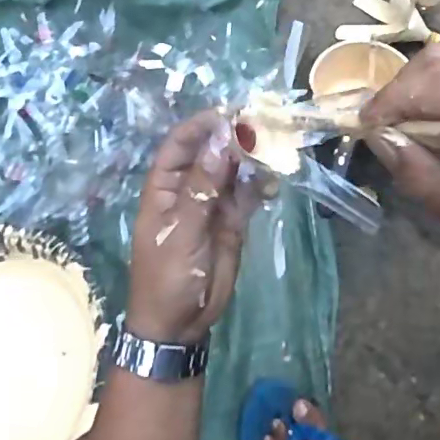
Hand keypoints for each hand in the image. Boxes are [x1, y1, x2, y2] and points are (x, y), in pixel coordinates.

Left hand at [127, 111, 255, 343]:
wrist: (179, 324)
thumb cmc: (166, 277)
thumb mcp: (181, 231)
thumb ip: (202, 187)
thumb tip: (219, 139)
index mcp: (165, 185)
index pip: (181, 143)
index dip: (201, 126)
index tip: (228, 114)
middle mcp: (189, 187)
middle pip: (211, 151)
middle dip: (233, 137)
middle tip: (261, 126)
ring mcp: (212, 203)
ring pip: (233, 170)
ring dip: (251, 158)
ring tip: (274, 147)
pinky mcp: (233, 220)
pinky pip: (248, 194)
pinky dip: (261, 184)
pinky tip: (274, 178)